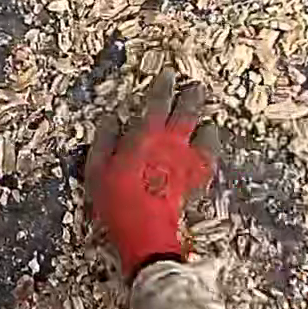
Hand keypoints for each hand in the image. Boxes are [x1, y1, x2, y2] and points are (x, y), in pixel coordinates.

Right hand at [85, 70, 220, 279]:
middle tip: (195, 87)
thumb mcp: (97, 167)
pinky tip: (210, 146)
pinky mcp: (193, 182)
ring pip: (201, 137)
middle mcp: (170, 146)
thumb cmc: (116, 198)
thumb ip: (105, 140)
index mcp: (145, 138)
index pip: (156, 105)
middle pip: (185, 116)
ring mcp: (185, 164)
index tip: (167, 75)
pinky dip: (210, 151)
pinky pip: (206, 162)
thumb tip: (111, 118)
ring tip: (207, 116)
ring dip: (204, 123)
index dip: (162, 88)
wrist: (145, 233)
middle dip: (191, 99)